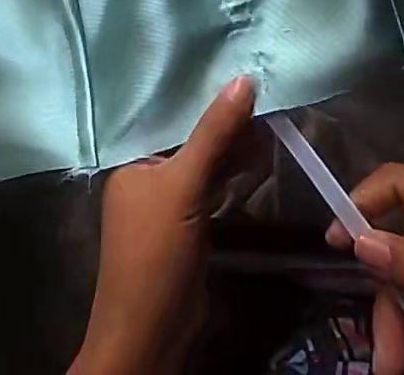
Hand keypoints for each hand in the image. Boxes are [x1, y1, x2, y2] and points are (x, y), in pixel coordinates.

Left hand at [70, 76, 255, 374]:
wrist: (152, 333)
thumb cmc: (156, 250)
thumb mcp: (184, 184)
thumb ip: (213, 133)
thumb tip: (244, 78)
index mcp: (132, 159)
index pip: (171, 115)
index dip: (205, 96)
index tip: (241, 71)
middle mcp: (147, 175)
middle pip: (192, 139)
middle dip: (226, 124)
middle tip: (266, 98)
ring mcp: (168, 201)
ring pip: (206, 164)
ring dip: (235, 148)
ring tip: (271, 123)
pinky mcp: (189, 224)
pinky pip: (213, 187)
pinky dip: (235, 175)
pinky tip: (261, 158)